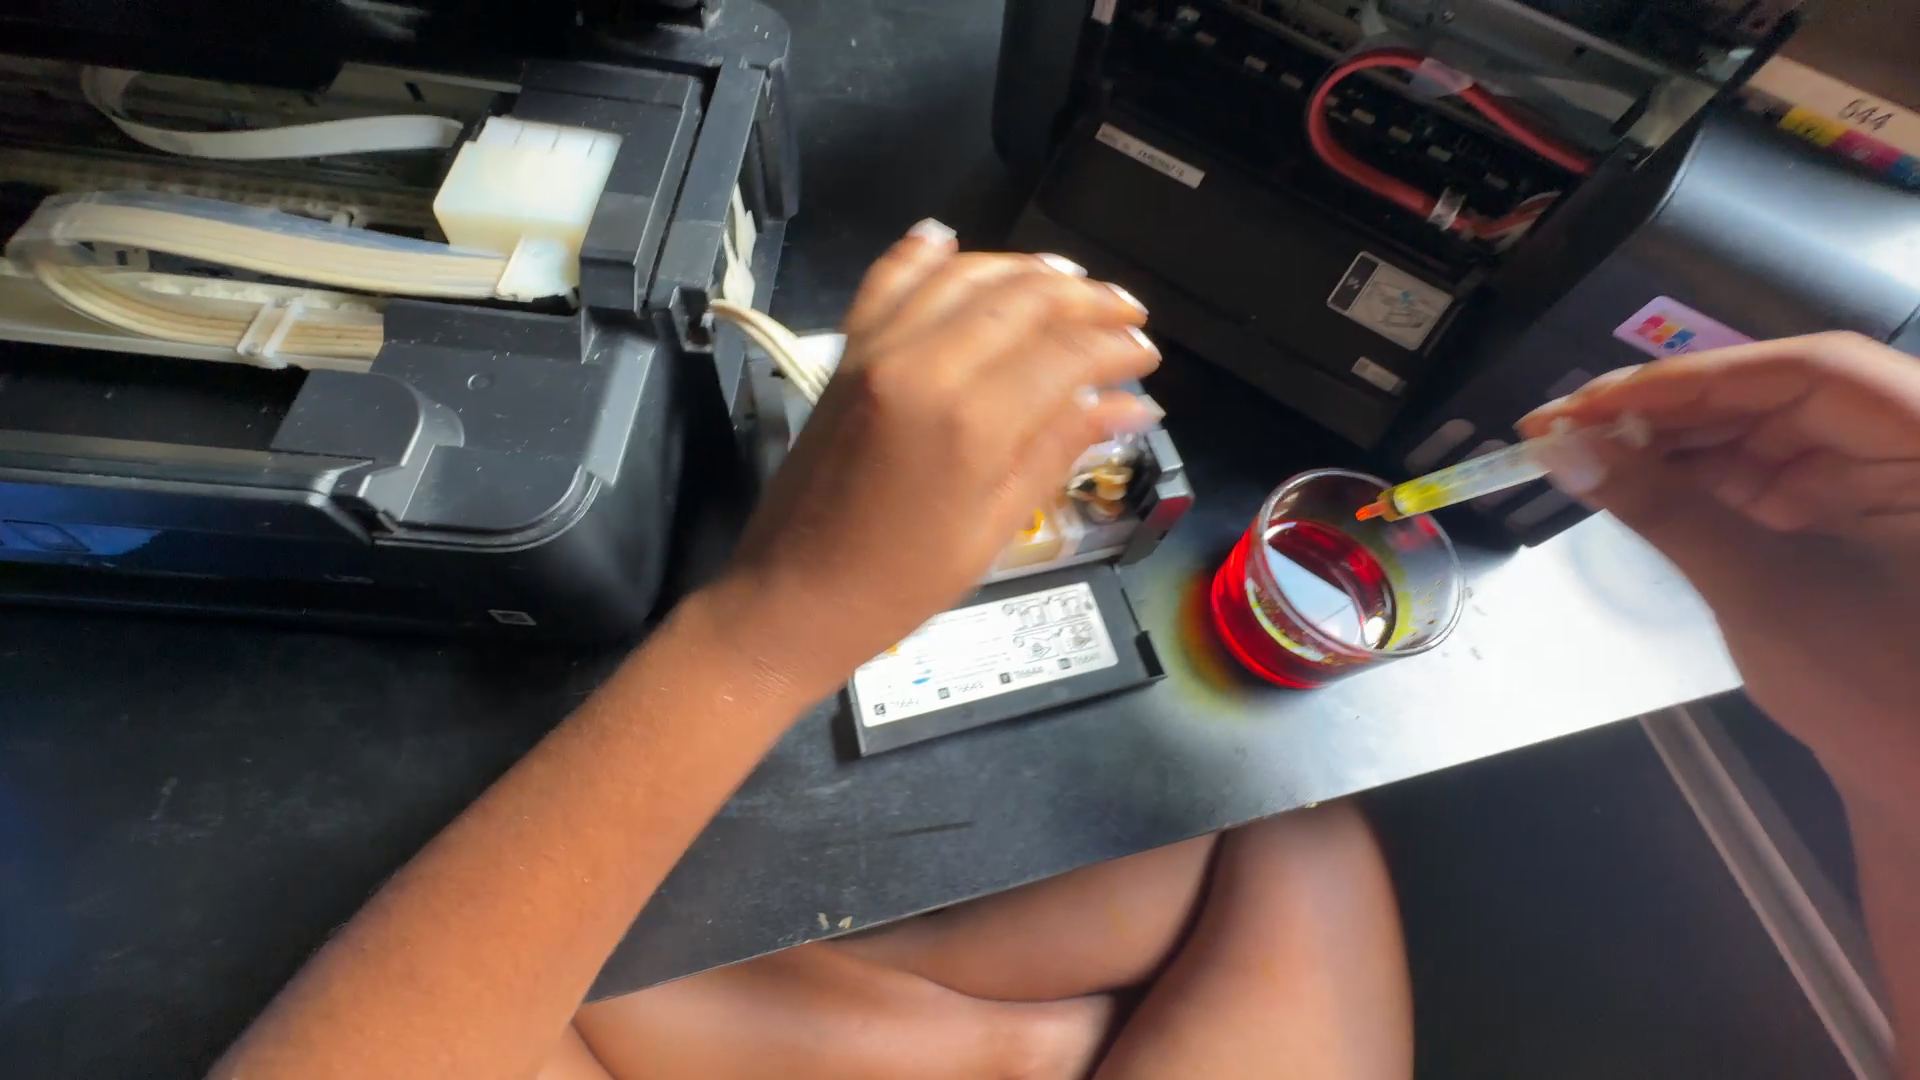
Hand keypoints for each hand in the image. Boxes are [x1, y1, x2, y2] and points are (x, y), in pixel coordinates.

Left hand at [708, 221, 1162, 699]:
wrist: (793, 596)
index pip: (1064, 354)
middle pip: (1022, 300)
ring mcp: (877, 351)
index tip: (1145, 355)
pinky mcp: (845, 354)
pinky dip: (923, 255)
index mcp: (972, 423)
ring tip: (1068, 279)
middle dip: (1085, 299)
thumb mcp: (993, 528)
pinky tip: (950, 238)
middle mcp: (925, 365)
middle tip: (1125, 312)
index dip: (1115, 347)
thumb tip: (1131, 406)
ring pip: (964, 276)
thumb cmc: (902, 584)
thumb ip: (1058, 450)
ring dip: (1023, 269)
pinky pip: (887, 281)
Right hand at [1520, 332, 1919, 808]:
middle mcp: (1911, 443)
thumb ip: (1660, 508)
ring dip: (1656, 438)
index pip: (1808, 374)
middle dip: (1658, 407)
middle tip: (1556, 428)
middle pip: (1772, 394)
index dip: (1685, 381)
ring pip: (1748, 427)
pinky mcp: (1835, 506)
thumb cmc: (1881, 687)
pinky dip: (1677, 471)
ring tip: (1571, 450)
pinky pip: (1745, 467)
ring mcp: (1873, 475)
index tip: (1582, 407)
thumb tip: (1558, 449)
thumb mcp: (1761, 589)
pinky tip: (1618, 475)